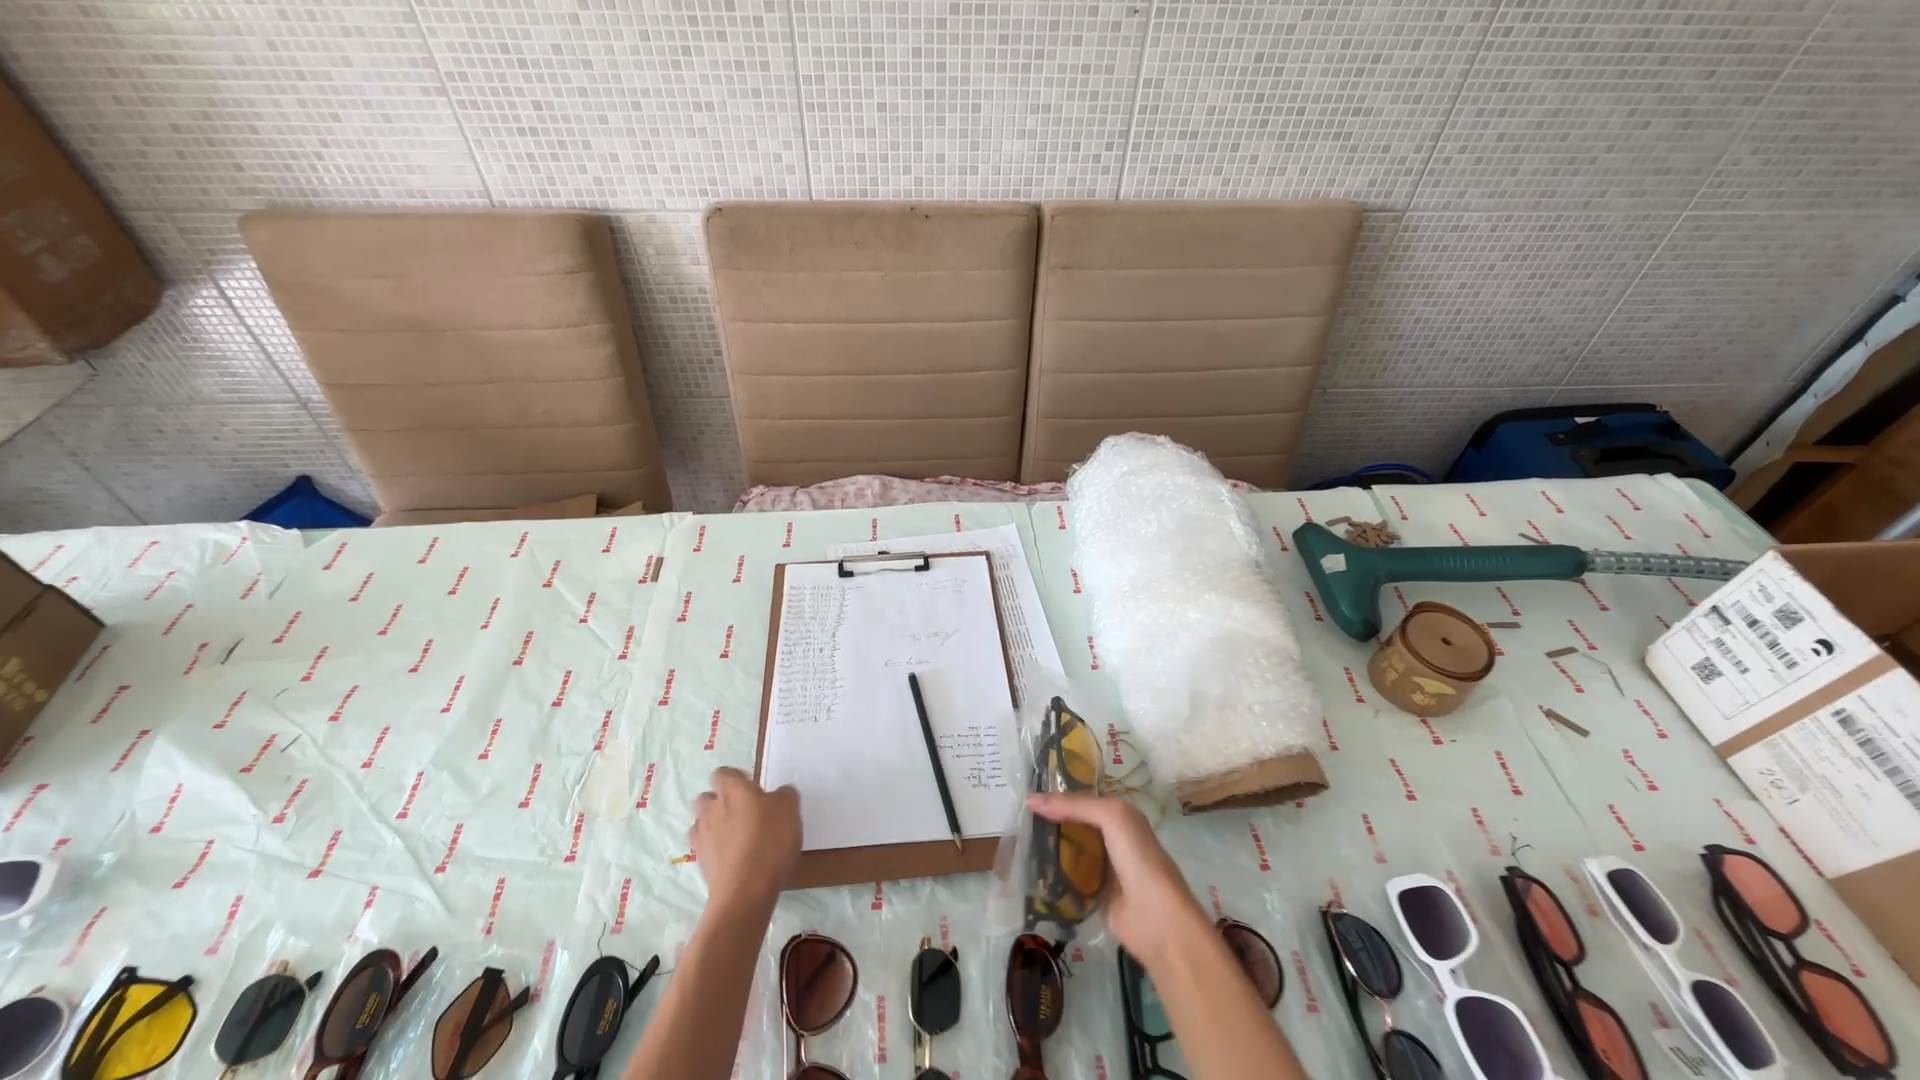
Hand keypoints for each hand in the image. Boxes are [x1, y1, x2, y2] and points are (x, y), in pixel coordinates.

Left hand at [689, 767, 801, 908]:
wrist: (746, 889)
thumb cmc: (769, 840)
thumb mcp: (789, 809)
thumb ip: (784, 795)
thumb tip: (779, 794)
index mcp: (732, 790)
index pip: (723, 773)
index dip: (737, 778)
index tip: (754, 789)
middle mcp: (711, 809)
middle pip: (707, 797)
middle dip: (720, 801)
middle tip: (744, 812)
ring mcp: (702, 836)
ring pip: (701, 822)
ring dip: (714, 825)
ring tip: (736, 836)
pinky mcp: (701, 862)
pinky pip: (704, 847)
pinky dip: (714, 848)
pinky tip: (732, 856)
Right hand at [1028, 792, 1209, 969]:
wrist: (1156, 916)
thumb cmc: (1137, 858)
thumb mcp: (1111, 817)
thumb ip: (1074, 805)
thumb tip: (1031, 799)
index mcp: (1119, 816)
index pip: (1081, 799)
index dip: (1056, 795)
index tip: (1024, 796)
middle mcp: (1111, 838)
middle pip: (1072, 825)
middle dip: (1046, 822)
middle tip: (1014, 821)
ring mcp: (1101, 868)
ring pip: (1066, 852)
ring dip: (1045, 849)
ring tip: (1014, 844)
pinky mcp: (1092, 895)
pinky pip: (1065, 880)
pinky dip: (1049, 876)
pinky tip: (1027, 872)